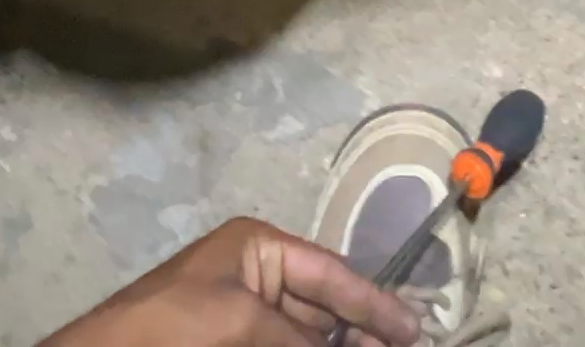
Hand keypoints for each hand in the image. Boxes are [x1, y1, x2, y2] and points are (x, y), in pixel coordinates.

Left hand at [39, 217, 421, 346]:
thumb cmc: (171, 323)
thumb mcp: (240, 321)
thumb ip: (296, 339)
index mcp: (258, 247)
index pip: (327, 272)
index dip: (372, 300)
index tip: (412, 329)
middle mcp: (257, 274)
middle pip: (323, 306)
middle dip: (360, 330)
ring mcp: (245, 315)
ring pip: (307, 334)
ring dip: (339, 344)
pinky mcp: (234, 342)